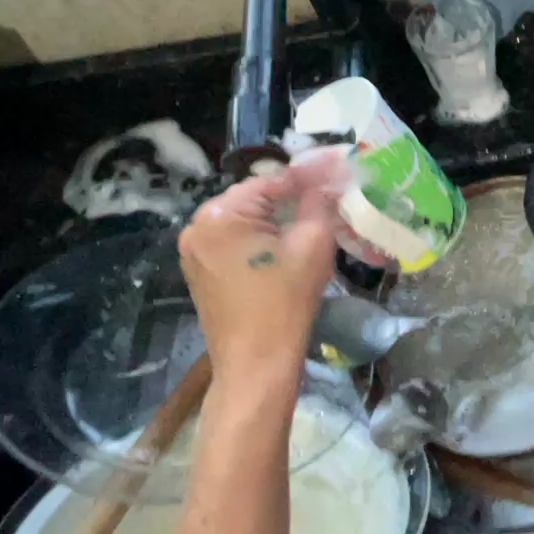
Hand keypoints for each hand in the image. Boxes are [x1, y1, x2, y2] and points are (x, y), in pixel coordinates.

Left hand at [178, 171, 340, 392]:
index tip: (339, 173)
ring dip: (278, 215)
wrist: (256, 361)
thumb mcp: (313, 241)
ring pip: (247, 217)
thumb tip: (330, 172)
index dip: (310, 177)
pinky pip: (236, 238)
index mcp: (221, 214)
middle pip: (257, 196)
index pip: (274, 180)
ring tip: (315, 218)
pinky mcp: (200, 269)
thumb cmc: (286, 299)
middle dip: (293, 195)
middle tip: (331, 197)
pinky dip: (262, 235)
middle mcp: (198, 225)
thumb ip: (319, 199)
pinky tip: (288, 244)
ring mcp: (194, 249)